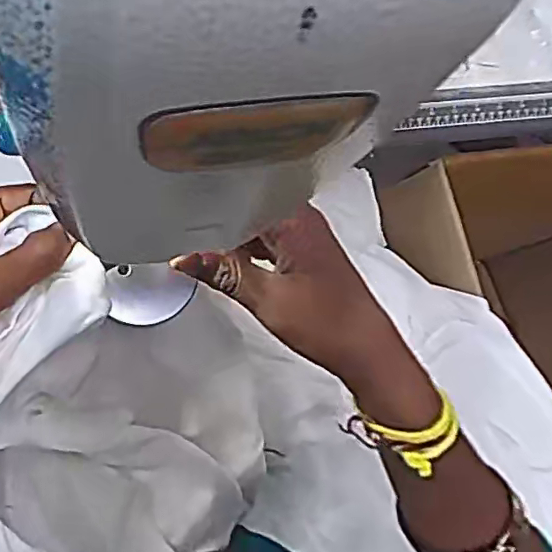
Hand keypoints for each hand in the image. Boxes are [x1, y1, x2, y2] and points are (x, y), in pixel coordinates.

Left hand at [0, 184, 72, 386]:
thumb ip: (38, 254)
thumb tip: (67, 233)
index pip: (25, 195)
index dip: (53, 214)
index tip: (73, 239)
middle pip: (15, 223)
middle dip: (36, 245)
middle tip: (51, 269)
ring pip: (2, 251)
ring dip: (19, 269)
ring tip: (24, 289)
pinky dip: (2, 284)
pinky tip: (5, 302)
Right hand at [176, 206, 436, 426]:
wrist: (368, 352)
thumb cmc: (333, 325)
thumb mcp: (265, 299)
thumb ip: (222, 272)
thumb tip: (187, 257)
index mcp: (295, 219)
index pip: (241, 199)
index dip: (209, 209)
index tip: (183, 220)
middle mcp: (303, 220)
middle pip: (247, 209)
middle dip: (217, 223)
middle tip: (186, 234)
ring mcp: (305, 236)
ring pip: (255, 226)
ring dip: (232, 240)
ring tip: (203, 251)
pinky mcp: (305, 253)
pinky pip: (267, 241)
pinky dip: (247, 252)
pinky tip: (230, 266)